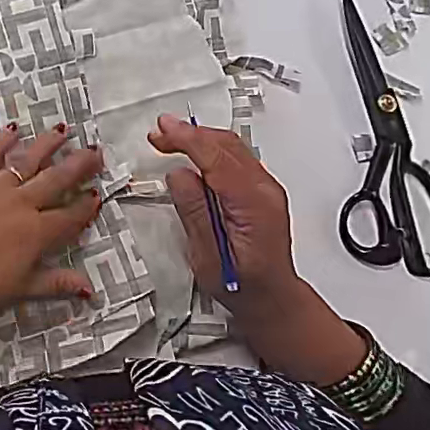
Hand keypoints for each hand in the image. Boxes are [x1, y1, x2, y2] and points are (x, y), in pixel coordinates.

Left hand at [0, 123, 104, 343]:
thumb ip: (55, 283)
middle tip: (95, 151)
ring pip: (26, 162)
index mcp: (36, 233)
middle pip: (55, 181)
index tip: (99, 194)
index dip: (86, 206)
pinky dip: (0, 143)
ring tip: (62, 129)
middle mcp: (20, 205)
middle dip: (78, 165)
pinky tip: (11, 130)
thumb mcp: (19, 290)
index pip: (70, 216)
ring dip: (46, 145)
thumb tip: (89, 289)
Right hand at [148, 113, 364, 385]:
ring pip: (231, 148)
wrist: (271, 298)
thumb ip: (195, 214)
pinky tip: (192, 151)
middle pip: (226, 145)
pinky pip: (233, 159)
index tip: (164, 131)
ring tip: (168, 138)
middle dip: (190, 133)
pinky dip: (209, 150)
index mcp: (254, 205)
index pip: (218, 159)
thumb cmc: (244, 287)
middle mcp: (265, 191)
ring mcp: (265, 189)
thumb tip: (180, 176)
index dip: (188, 140)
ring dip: (198, 139)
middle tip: (158, 132)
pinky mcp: (258, 191)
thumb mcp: (209, 258)